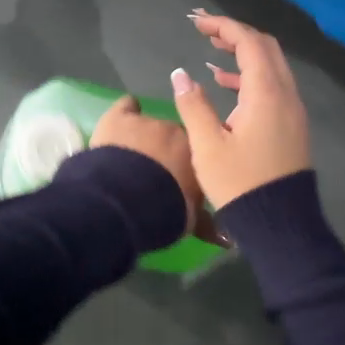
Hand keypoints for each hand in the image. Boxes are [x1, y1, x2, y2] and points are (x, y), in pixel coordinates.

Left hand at [90, 95, 217, 241]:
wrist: (127, 199)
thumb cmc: (165, 211)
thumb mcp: (191, 221)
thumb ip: (205, 220)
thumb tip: (224, 237)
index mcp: (199, 154)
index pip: (199, 153)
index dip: (188, 164)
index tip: (182, 176)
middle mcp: (177, 132)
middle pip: (175, 137)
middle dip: (168, 150)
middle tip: (157, 169)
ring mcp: (148, 122)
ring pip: (151, 125)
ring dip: (145, 138)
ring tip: (133, 156)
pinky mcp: (120, 118)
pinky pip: (126, 106)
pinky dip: (126, 111)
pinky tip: (123, 119)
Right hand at [171, 12, 311, 207]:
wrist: (282, 227)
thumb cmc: (241, 184)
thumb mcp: (207, 145)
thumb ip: (193, 104)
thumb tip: (181, 74)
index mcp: (265, 93)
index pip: (248, 43)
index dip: (223, 27)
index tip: (197, 22)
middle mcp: (285, 95)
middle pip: (265, 47)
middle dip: (236, 34)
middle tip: (205, 31)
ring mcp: (292, 111)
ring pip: (271, 66)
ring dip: (243, 54)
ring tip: (211, 53)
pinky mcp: (291, 127)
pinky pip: (273, 86)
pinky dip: (250, 76)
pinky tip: (225, 85)